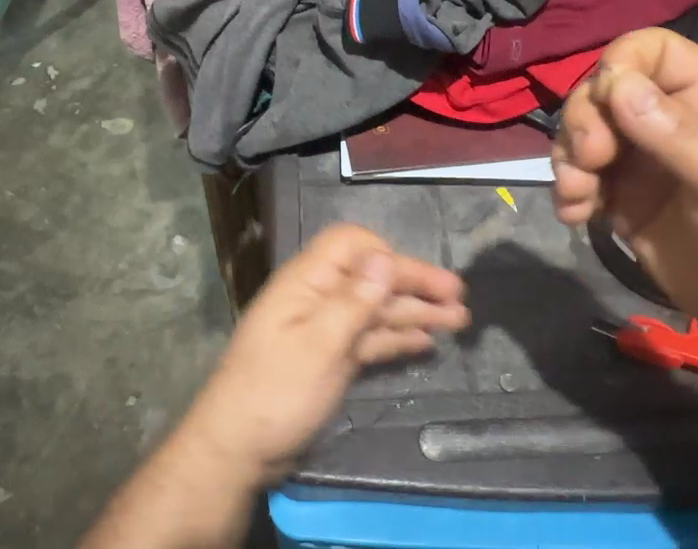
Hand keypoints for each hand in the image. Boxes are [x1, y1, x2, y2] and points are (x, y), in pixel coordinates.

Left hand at [176, 224, 467, 485]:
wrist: (237, 451)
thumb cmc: (276, 393)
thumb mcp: (319, 346)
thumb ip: (355, 301)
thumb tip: (385, 257)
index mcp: (307, 282)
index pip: (351, 245)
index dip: (387, 255)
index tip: (421, 278)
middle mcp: (317, 298)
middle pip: (371, 278)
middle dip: (414, 284)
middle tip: (460, 298)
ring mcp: (323, 329)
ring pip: (375, 310)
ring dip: (415, 312)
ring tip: (459, 321)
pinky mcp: (329, 359)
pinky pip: (369, 339)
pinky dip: (397, 338)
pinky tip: (426, 342)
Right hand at [551, 28, 697, 355]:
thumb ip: (681, 136)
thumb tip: (615, 83)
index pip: (654, 52)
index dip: (621, 64)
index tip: (606, 102)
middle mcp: (675, 125)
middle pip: (607, 91)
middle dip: (585, 119)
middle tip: (588, 160)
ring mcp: (649, 166)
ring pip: (588, 134)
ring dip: (569, 156)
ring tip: (576, 197)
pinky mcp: (630, 206)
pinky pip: (585, 181)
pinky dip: (569, 191)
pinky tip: (574, 215)